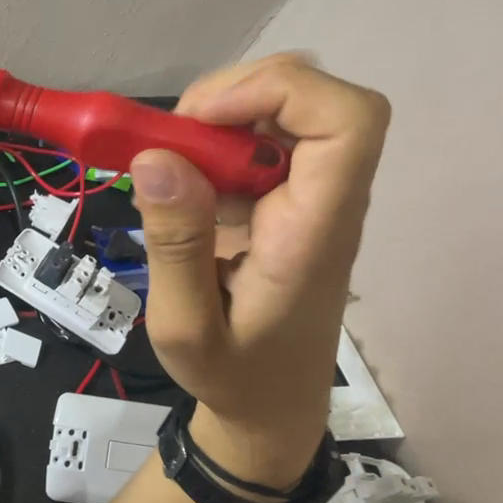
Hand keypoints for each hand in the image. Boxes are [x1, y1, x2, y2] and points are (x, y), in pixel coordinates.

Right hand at [130, 53, 388, 485]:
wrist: (268, 410)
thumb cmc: (233, 377)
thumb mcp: (185, 326)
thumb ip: (175, 243)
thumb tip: (155, 157)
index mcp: (315, 230)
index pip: (347, 121)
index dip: (276, 92)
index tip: (196, 121)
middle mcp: (323, 202)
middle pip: (316, 101)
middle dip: (232, 99)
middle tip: (167, 142)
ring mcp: (306, 201)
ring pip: (284, 115)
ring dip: (214, 123)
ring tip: (160, 167)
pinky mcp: (283, 206)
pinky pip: (257, 148)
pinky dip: (207, 150)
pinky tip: (174, 190)